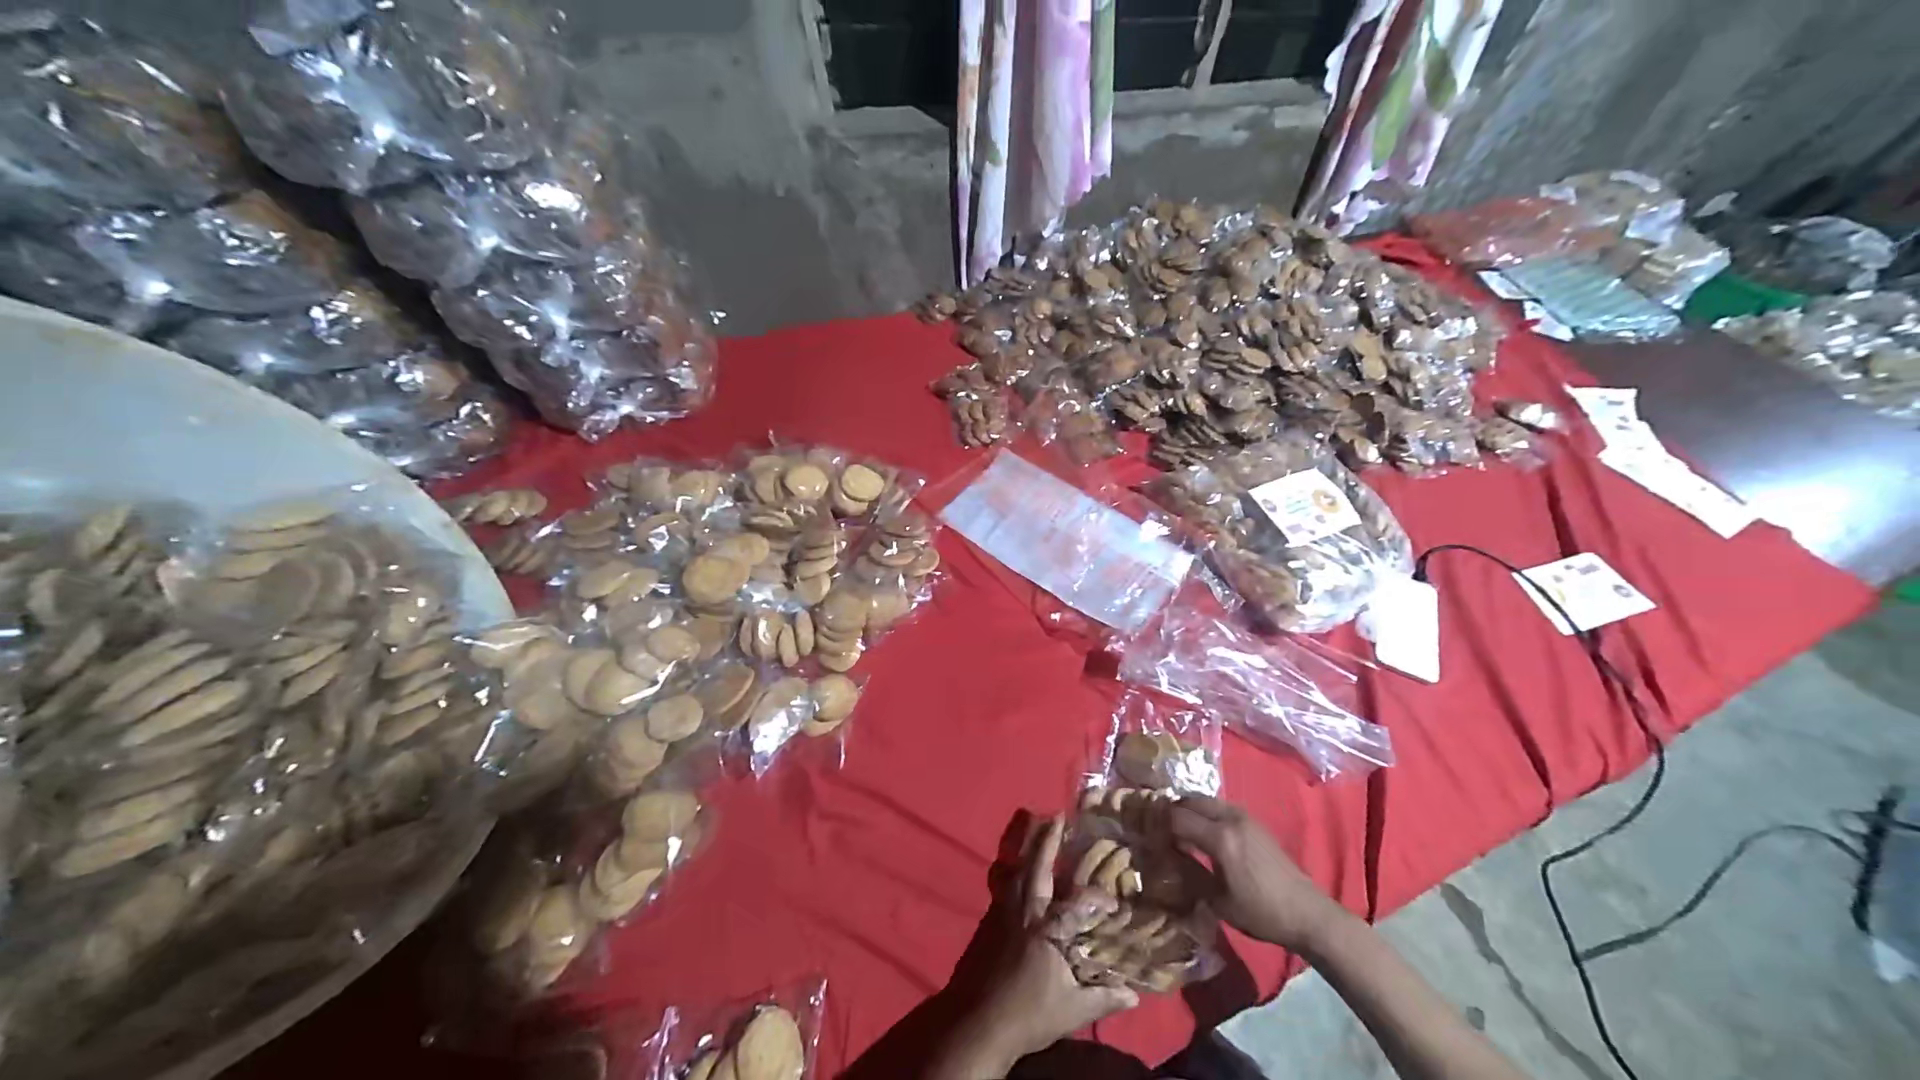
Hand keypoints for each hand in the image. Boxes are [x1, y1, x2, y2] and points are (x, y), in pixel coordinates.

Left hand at [937, 816, 1138, 1077]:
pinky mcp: (987, 919)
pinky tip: (1009, 863)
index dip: (1098, 897)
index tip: (1113, 900)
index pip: (1078, 902)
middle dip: (1047, 840)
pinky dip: (1007, 866)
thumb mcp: (1072, 1010)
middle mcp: (1025, 912)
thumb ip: (1103, 998)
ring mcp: (1002, 912)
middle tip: (1056, 816)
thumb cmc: (1028, 1015)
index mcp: (1048, 929)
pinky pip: (999, 883)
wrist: (976, 1021)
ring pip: (1014, 869)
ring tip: (1028, 820)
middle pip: (1036, 867)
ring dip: (1023, 844)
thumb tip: (1134, 994)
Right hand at [1169, 795, 1349, 951]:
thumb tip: (1162, 858)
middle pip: (1188, 801)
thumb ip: (1188, 873)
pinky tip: (1201, 835)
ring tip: (1177, 833)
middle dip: (1170, 813)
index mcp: (1220, 837)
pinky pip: (1218, 807)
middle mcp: (1230, 817)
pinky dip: (1203, 814)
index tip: (1148, 839)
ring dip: (1187, 811)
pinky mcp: (1252, 821)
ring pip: (1204, 801)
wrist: (1308, 913)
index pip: (1175, 817)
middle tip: (1158, 833)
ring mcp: (1243, 816)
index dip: (1158, 826)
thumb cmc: (1261, 912)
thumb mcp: (1217, 900)